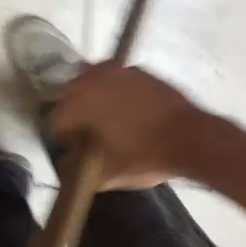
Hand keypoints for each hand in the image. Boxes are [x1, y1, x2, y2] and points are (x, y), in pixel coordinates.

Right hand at [48, 64, 215, 189]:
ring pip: (92, 78)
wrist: (189, 138)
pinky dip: (116, 88)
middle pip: (69, 94)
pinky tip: (128, 106)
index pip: (55, 120)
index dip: (63, 137)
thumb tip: (67, 166)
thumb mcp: (106, 176)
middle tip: (88, 132)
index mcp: (77, 105)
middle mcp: (91, 80)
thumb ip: (78, 172)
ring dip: (92, 95)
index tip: (76, 149)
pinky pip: (117, 77)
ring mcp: (117, 70)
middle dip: (74, 111)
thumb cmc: (144, 157)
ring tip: (106, 116)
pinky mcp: (138, 70)